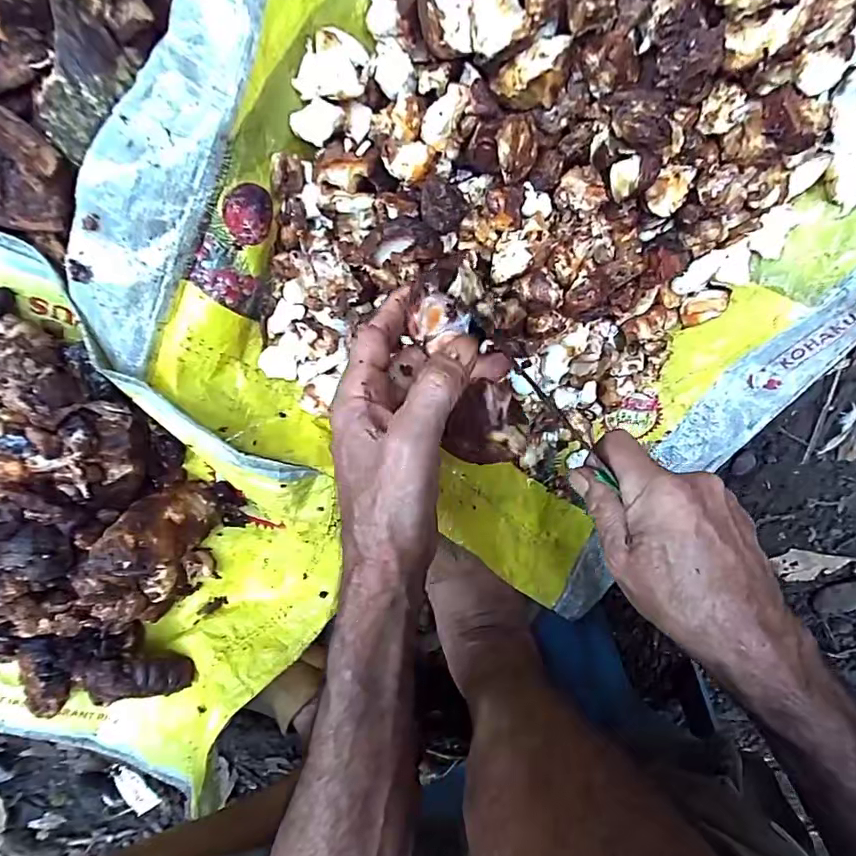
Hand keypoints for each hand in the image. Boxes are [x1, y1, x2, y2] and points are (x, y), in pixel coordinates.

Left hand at [329, 286, 503, 593]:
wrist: (390, 566)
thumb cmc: (390, 505)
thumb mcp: (410, 441)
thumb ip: (434, 389)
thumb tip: (461, 345)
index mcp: (357, 402)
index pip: (374, 342)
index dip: (395, 312)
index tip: (421, 289)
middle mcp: (372, 413)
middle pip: (407, 365)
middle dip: (444, 349)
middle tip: (484, 343)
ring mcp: (393, 436)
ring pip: (427, 392)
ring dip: (458, 378)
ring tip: (498, 372)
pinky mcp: (412, 456)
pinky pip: (436, 418)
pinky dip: (459, 407)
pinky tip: (484, 404)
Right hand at [572, 431, 812, 691]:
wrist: (743, 628)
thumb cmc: (678, 601)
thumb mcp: (622, 560)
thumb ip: (602, 509)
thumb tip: (582, 475)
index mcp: (659, 489)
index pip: (618, 441)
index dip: (598, 455)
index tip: (594, 480)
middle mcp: (693, 480)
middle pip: (647, 471)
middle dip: (632, 495)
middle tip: (632, 539)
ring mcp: (719, 493)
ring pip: (673, 488)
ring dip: (661, 509)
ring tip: (666, 553)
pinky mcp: (736, 509)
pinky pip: (697, 502)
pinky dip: (685, 518)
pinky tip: (690, 554)